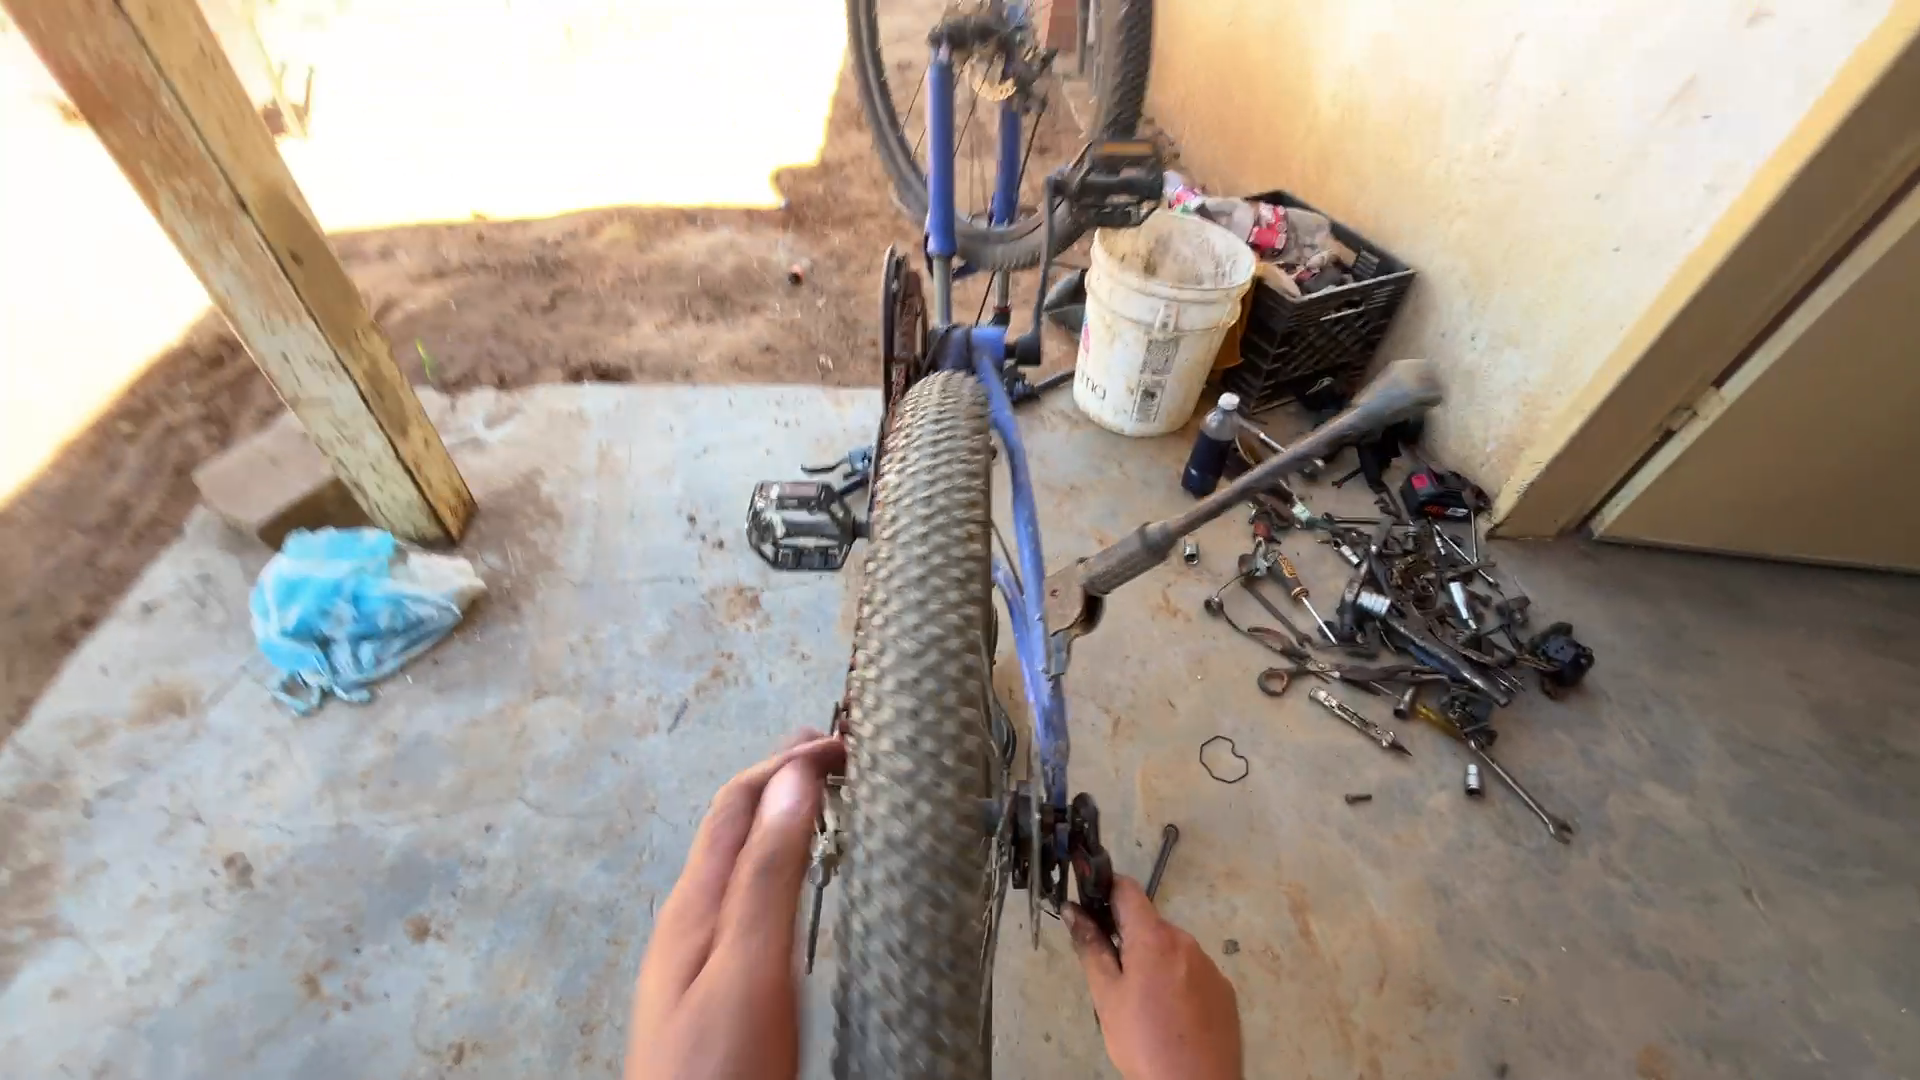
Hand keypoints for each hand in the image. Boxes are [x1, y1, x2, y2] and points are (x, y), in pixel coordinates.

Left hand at [625, 732, 845, 1079]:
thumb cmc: (720, 1066)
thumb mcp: (749, 967)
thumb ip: (768, 874)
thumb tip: (793, 779)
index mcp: (696, 901)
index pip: (738, 802)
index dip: (784, 762)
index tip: (841, 743)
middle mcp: (692, 913)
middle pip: (733, 821)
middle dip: (779, 775)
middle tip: (833, 751)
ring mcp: (698, 948)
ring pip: (739, 853)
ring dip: (778, 810)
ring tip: (820, 792)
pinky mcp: (715, 977)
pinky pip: (747, 886)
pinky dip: (778, 852)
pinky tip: (796, 869)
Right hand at [1065, 876, 1242, 1079]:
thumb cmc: (1143, 1042)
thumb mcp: (1106, 996)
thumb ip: (1090, 946)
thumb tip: (1072, 908)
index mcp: (1154, 936)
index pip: (1127, 888)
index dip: (1106, 889)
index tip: (1091, 905)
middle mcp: (1186, 941)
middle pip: (1149, 923)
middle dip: (1129, 938)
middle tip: (1115, 977)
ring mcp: (1210, 966)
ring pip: (1172, 949)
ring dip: (1154, 961)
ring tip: (1144, 1004)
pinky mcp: (1225, 991)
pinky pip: (1194, 972)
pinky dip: (1178, 982)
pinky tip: (1172, 1016)